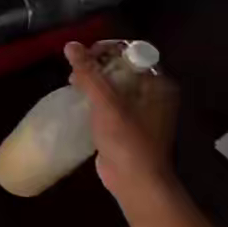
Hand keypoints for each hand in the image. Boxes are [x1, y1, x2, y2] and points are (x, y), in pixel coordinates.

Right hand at [66, 41, 177, 196]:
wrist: (136, 181)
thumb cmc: (126, 139)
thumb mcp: (106, 102)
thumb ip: (89, 73)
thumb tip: (70, 45)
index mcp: (158, 83)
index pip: (132, 52)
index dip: (106, 50)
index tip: (82, 55)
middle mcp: (154, 94)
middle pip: (123, 68)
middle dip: (97, 66)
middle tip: (75, 71)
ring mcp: (143, 112)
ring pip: (116, 87)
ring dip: (95, 83)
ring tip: (73, 85)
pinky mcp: (130, 127)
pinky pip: (112, 105)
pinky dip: (97, 101)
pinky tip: (79, 103)